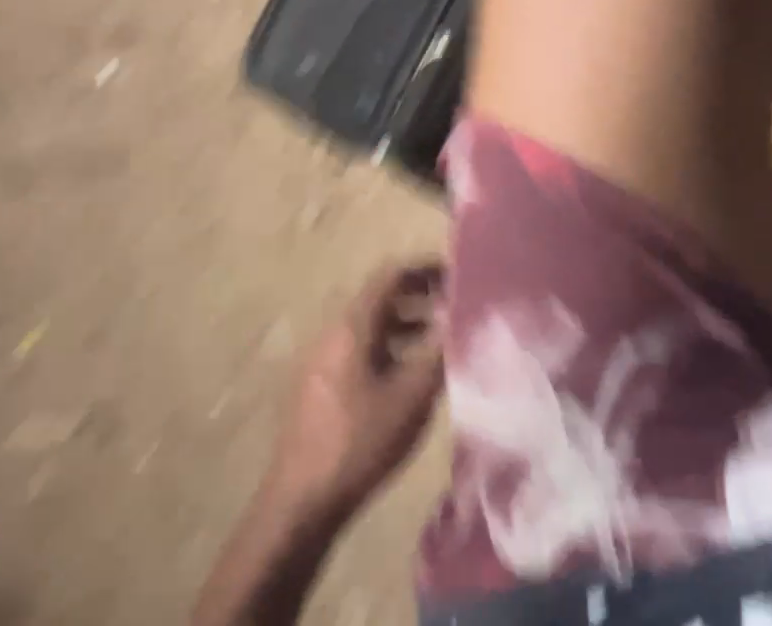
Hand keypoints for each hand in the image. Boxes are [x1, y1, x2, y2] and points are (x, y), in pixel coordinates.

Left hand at [267, 263, 446, 517]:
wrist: (303, 503)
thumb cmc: (364, 439)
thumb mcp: (416, 391)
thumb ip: (444, 344)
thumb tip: (468, 308)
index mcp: (351, 330)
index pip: (389, 276)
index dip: (428, 268)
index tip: (464, 273)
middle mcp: (331, 337)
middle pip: (380, 297)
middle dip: (424, 295)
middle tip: (461, 305)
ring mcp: (321, 363)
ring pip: (372, 324)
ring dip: (411, 321)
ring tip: (446, 337)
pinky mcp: (320, 387)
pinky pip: (361, 348)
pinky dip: (393, 344)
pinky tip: (415, 370)